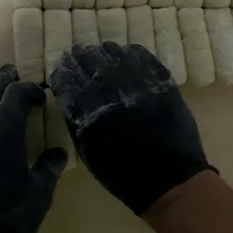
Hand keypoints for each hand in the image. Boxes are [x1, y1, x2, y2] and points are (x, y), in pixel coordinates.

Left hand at [0, 65, 66, 232]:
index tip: (41, 96)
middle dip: (3, 79)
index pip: (17, 92)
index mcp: (3, 129)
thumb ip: (48, 169)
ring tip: (2, 104)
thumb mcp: (39, 196)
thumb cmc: (6, 218)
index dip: (30, 89)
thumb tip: (58, 153)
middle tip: (15, 76)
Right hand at [48, 42, 211, 214]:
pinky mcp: (160, 79)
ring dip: (103, 55)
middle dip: (79, 58)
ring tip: (103, 62)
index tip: (61, 71)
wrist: (171, 180)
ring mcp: (138, 81)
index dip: (62, 72)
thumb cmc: (123, 172)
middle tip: (78, 59)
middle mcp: (112, 91)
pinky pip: (139, 54)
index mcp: (90, 111)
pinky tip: (126, 62)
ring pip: (112, 51)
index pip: (66, 78)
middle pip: (87, 58)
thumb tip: (67, 91)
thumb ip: (74, 117)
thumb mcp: (87, 149)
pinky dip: (129, 55)